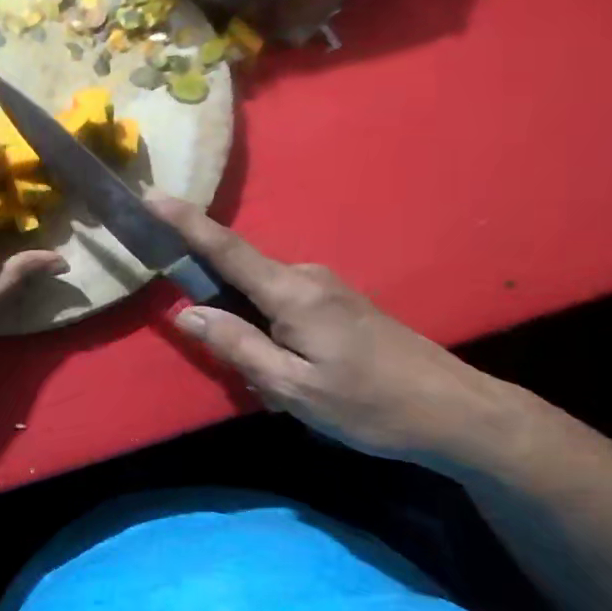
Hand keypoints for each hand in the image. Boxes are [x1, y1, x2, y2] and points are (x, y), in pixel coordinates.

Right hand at [150, 196, 533, 474]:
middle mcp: (306, 277)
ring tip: (277, 383)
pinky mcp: (336, 301)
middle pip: (237, 274)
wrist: (459, 414)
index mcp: (292, 293)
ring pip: (258, 294)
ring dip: (247, 327)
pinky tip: (294, 372)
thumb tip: (185, 313)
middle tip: (242, 368)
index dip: (185, 222)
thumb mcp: (291, 387)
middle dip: (218, 306)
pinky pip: (280, 303)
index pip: (225, 249)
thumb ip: (235, 345)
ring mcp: (325, 286)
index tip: (152, 196)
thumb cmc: (371, 405)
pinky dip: (269, 330)